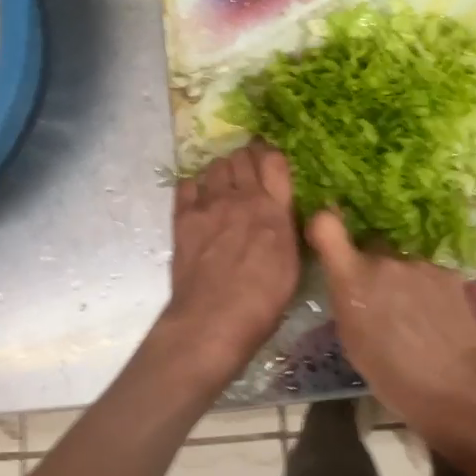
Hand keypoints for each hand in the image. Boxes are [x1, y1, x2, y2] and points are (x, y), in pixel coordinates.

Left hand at [153, 143, 300, 385]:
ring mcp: (210, 203)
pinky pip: (187, 183)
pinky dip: (194, 186)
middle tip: (247, 174)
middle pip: (242, 156)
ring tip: (223, 187)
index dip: (271, 155)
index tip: (269, 162)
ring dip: (221, 172)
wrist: (212, 320)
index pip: (274, 160)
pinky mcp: (183, 216)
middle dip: (246, 159)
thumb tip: (282, 213)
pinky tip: (199, 201)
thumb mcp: (291, 265)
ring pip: (215, 165)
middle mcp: (242, 197)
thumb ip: (286, 228)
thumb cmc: (261, 303)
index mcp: (274, 210)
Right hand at [306, 211, 475, 422]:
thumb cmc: (391, 376)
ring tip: (414, 318)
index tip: (326, 235)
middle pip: (371, 251)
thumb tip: (350, 285)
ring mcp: (419, 263)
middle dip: (372, 270)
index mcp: (352, 277)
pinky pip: (429, 275)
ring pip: (403, 265)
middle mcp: (384, 260)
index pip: (327, 226)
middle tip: (382, 303)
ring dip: (403, 282)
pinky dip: (429, 291)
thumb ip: (347, 300)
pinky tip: (436, 319)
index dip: (324, 225)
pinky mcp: (448, 273)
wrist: (453, 388)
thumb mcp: (352, 341)